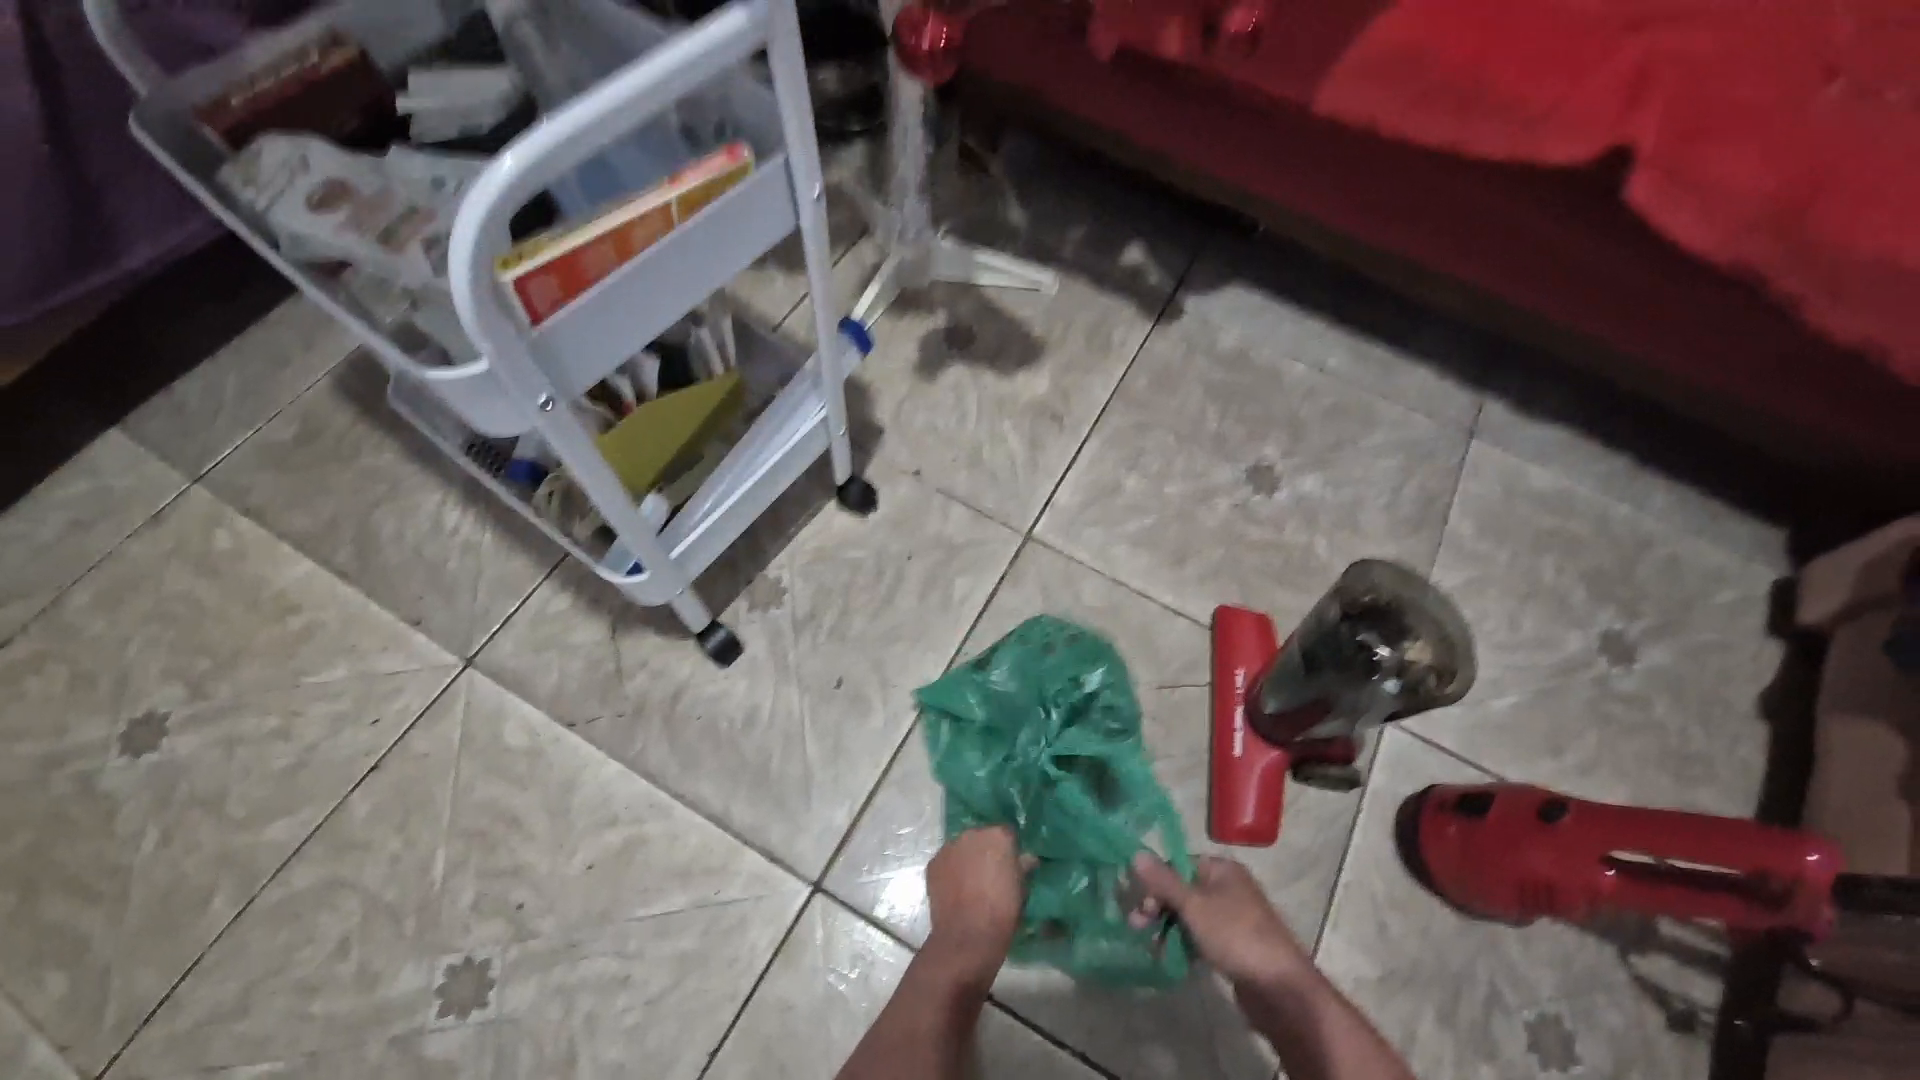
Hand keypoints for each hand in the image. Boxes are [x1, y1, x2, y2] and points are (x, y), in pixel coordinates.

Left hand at [924, 826, 1031, 980]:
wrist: (968, 934)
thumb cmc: (1002, 910)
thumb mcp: (1022, 888)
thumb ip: (1023, 866)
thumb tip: (1026, 858)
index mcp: (998, 836)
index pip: (1006, 833)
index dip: (1008, 849)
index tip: (1010, 864)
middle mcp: (972, 834)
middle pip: (981, 837)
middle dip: (986, 851)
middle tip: (990, 873)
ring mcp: (949, 847)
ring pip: (961, 848)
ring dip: (967, 859)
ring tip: (970, 883)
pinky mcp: (933, 863)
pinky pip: (946, 862)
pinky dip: (951, 871)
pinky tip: (955, 889)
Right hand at [1129, 853, 1308, 988]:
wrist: (1279, 987)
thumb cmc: (1235, 936)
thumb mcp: (1194, 906)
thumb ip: (1164, 881)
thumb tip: (1136, 852)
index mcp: (1222, 869)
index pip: (1178, 863)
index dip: (1156, 881)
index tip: (1140, 904)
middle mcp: (1228, 887)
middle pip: (1182, 889)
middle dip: (1158, 907)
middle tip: (1137, 926)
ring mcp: (1232, 917)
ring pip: (1189, 915)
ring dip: (1168, 927)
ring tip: (1153, 947)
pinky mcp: (1233, 943)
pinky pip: (1201, 935)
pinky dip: (1185, 943)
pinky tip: (1171, 956)